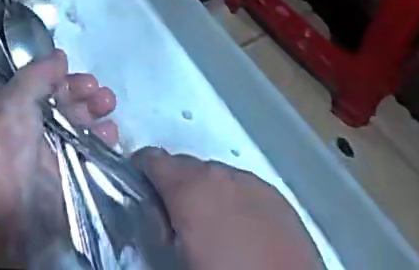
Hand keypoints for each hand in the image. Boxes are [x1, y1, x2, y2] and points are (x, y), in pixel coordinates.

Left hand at [0, 51, 118, 267]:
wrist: (7, 215)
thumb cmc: (8, 149)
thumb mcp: (13, 101)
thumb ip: (37, 74)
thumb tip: (60, 56)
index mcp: (17, 111)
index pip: (47, 87)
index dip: (68, 80)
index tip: (89, 79)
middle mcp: (35, 132)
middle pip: (68, 106)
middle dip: (89, 97)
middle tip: (105, 97)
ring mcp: (53, 158)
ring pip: (82, 130)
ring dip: (99, 118)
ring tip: (110, 116)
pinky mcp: (69, 183)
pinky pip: (91, 158)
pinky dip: (104, 145)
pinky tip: (112, 138)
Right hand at [135, 149, 323, 269]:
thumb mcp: (175, 264)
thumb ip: (157, 237)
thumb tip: (154, 229)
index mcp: (191, 190)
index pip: (153, 160)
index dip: (140, 174)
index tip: (137, 196)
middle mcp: (221, 175)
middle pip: (186, 167)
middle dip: (174, 189)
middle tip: (172, 227)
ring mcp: (254, 184)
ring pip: (217, 178)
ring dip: (208, 197)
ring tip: (209, 235)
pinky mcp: (280, 201)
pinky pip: (245, 191)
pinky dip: (236, 205)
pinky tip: (241, 237)